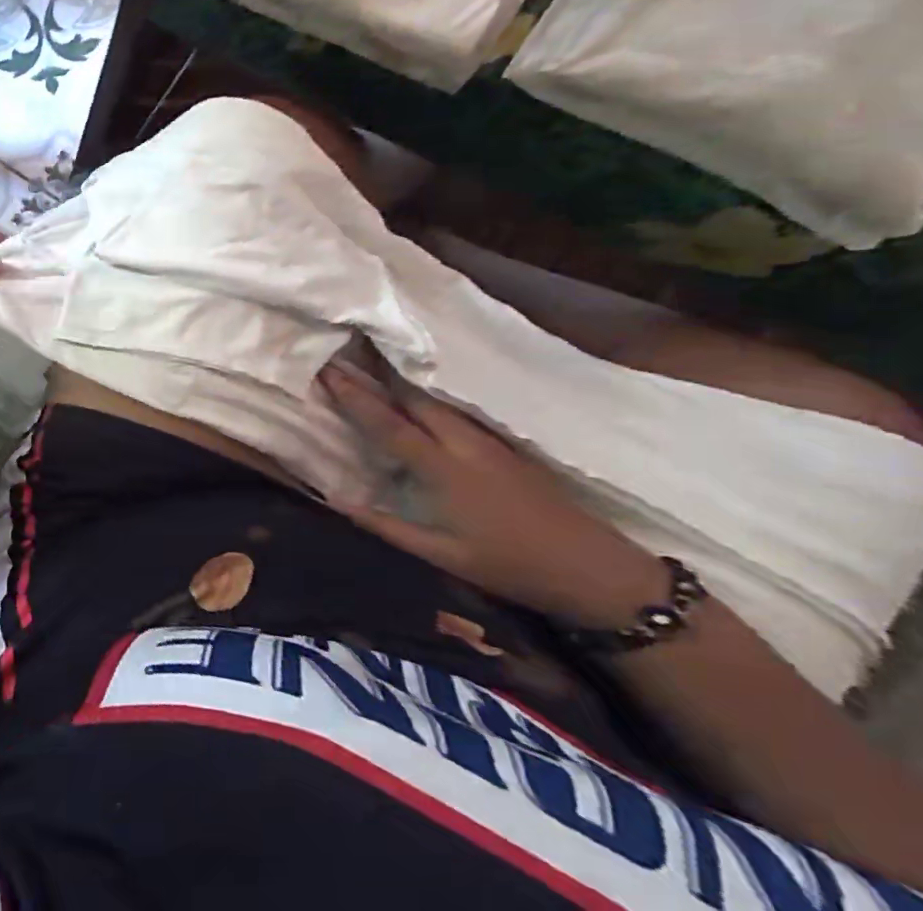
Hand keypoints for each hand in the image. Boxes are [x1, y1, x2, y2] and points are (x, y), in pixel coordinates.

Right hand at [319, 363, 667, 628]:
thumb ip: (387, 526)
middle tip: (347, 355)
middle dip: (378, 375)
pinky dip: (431, 397)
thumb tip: (336, 503)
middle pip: (415, 399)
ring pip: (440, 401)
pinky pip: (459, 412)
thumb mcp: (441, 555)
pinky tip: (422, 395)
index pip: (389, 425)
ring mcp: (490, 442)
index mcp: (444, 471)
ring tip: (377, 364)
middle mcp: (465, 446)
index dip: (356, 397)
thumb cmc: (509, 565)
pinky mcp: (507, 446)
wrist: (593, 568)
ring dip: (405, 381)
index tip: (329, 371)